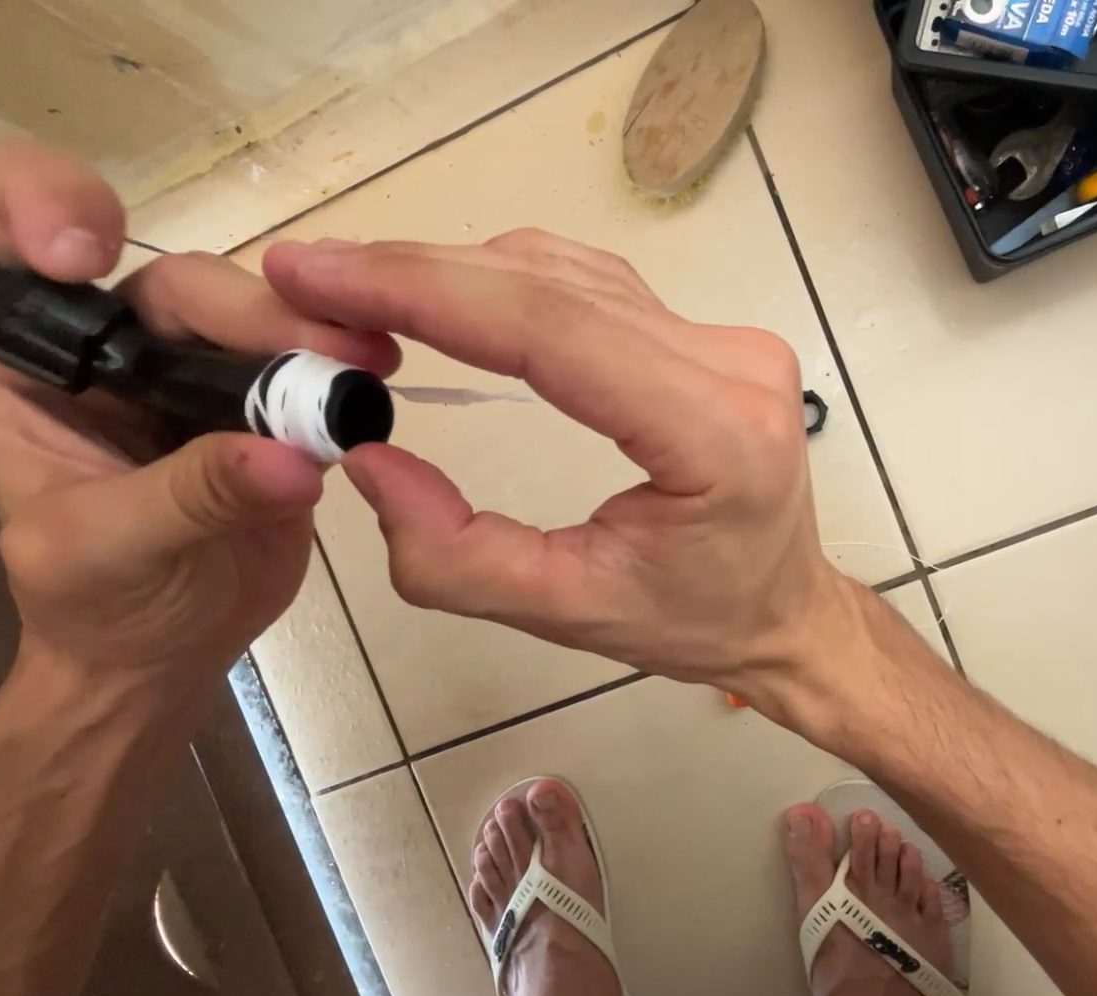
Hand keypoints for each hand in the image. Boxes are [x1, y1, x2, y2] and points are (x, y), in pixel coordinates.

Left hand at [0, 141, 399, 687]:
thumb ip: (189, 495)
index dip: (45, 208)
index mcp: (26, 358)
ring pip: (263, 318)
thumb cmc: (98, 604)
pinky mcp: (275, 414)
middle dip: (250, 308)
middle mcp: (118, 349)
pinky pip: (314, 370)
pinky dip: (348, 369)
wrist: (169, 653)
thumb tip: (294, 458)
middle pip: (183, 282)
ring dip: (318, 333)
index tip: (90, 260)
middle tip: (327, 356)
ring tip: (369, 370)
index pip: (6, 228)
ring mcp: (206, 380)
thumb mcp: (108, 548)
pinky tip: (377, 383)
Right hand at [261, 230, 852, 693]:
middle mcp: (736, 367)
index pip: (555, 331)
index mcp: (715, 435)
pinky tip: (454, 295)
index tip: (318, 273)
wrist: (783, 609)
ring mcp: (735, 344)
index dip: (426, 291)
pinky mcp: (721, 342)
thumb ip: (457, 557)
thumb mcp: (569, 613)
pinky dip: (516, 285)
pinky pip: (601, 289)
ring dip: (462, 272)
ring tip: (363, 287)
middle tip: (312, 273)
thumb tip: (366, 457)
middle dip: (422, 272)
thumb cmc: (694, 622)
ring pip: (575, 275)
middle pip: (558, 288)